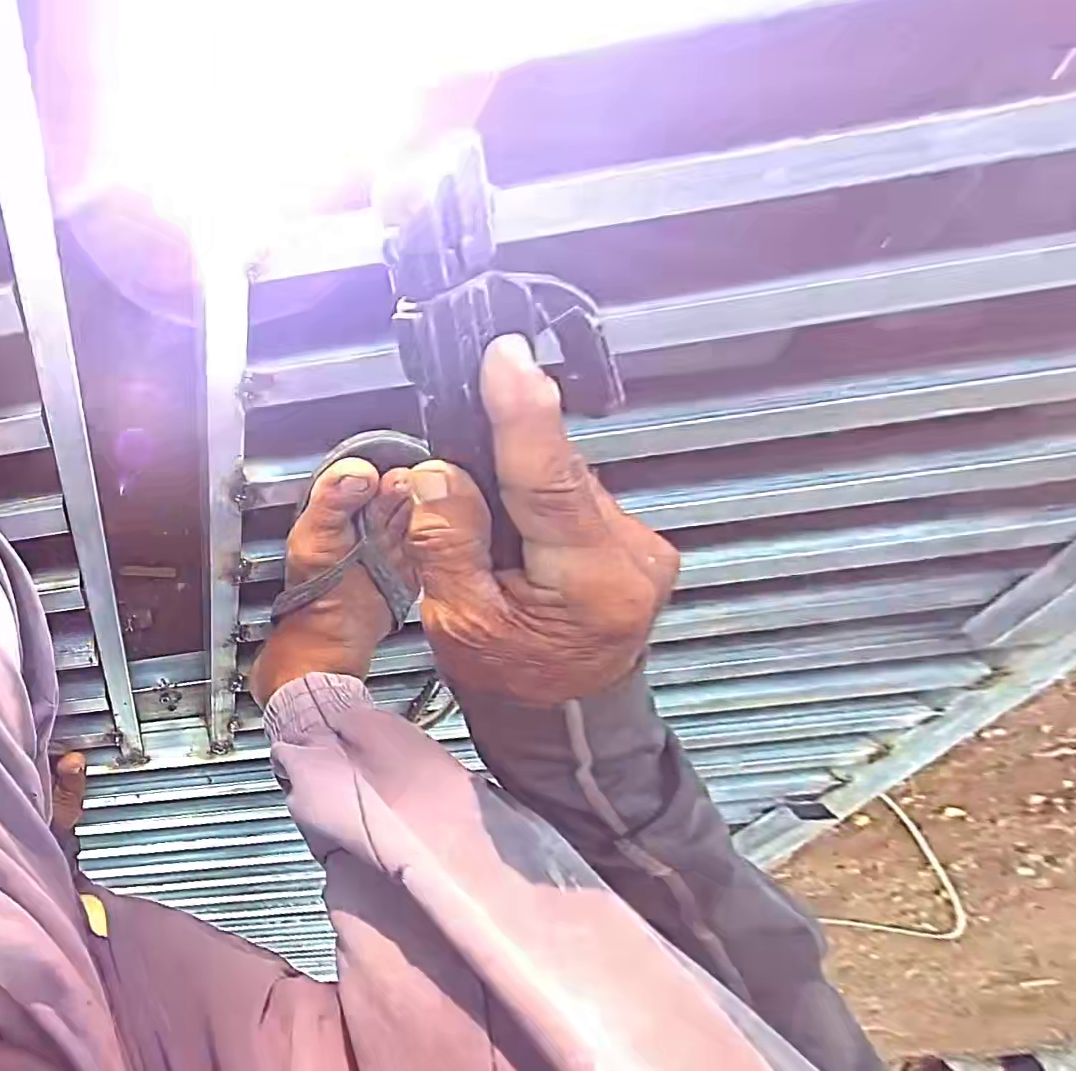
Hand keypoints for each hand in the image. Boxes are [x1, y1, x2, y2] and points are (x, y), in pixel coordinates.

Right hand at [398, 334, 678, 704]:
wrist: (562, 715)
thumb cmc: (510, 679)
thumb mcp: (459, 621)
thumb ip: (449, 543)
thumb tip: (437, 474)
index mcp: (590, 583)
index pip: (550, 481)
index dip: (523, 415)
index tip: (505, 360)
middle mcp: (632, 555)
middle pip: (553, 472)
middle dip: (498, 452)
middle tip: (449, 460)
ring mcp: (638, 544)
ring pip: (558, 479)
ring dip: (509, 478)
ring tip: (474, 518)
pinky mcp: (628, 540)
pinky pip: (566, 495)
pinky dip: (526, 495)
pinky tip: (503, 523)